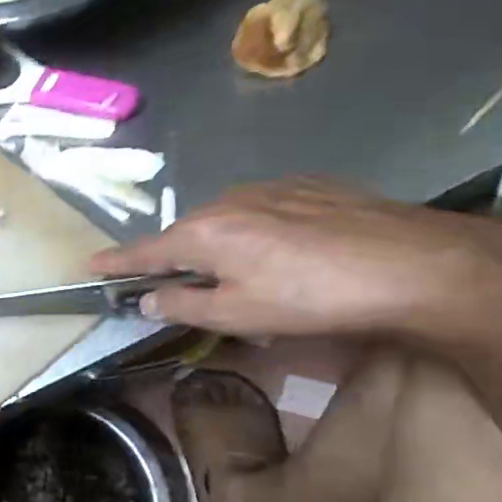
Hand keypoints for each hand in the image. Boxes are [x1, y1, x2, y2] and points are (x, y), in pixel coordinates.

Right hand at [91, 181, 501, 342]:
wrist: (412, 265)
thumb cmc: (311, 298)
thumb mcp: (238, 315)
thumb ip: (184, 305)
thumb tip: (146, 299)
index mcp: (205, 232)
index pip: (145, 251)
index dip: (116, 262)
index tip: (89, 265)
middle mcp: (231, 200)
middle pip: (186, 234)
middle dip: (174, 260)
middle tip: (172, 289)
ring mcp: (274, 187)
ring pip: (227, 220)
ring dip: (218, 248)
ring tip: (237, 278)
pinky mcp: (312, 186)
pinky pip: (263, 211)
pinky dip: (255, 233)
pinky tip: (283, 255)